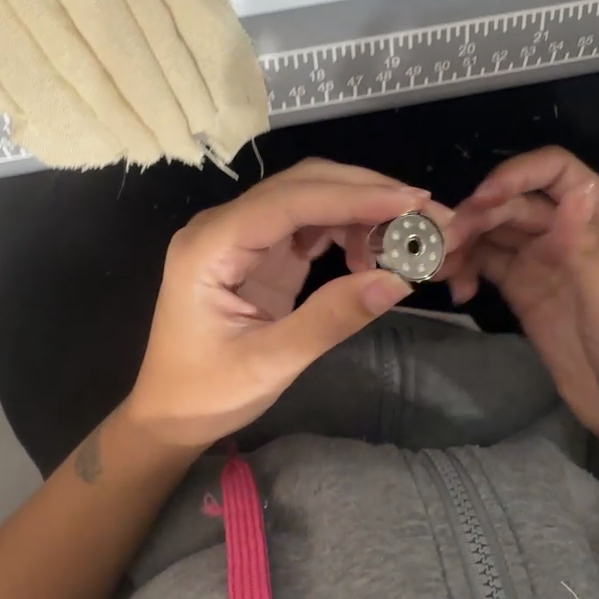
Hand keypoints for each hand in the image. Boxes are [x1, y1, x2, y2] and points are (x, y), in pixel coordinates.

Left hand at [124, 160, 426, 448]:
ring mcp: (240, 235)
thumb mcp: (269, 363)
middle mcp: (222, 226)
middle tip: (429, 214)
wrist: (169, 414)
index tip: (412, 202)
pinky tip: (371, 254)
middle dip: (367, 193)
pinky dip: (346, 229)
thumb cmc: (206, 393)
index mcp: (209, 246)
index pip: (290, 201)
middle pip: (302, 184)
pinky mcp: (258, 251)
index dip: (353, 197)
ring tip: (408, 241)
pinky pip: (308, 222)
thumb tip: (398, 281)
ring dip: (361, 208)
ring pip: (309, 197)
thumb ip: (330, 318)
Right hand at [442, 147, 598, 444]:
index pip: (558, 173)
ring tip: (440, 268)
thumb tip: (572, 189)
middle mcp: (573, 233)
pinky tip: (459, 292)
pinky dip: (468, 270)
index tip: (480, 201)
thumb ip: (586, 247)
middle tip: (443, 245)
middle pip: (516, 203)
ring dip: (465, 242)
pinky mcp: (527, 292)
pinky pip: (489, 265)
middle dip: (478, 216)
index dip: (516, 175)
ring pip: (496, 232)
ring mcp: (548, 262)